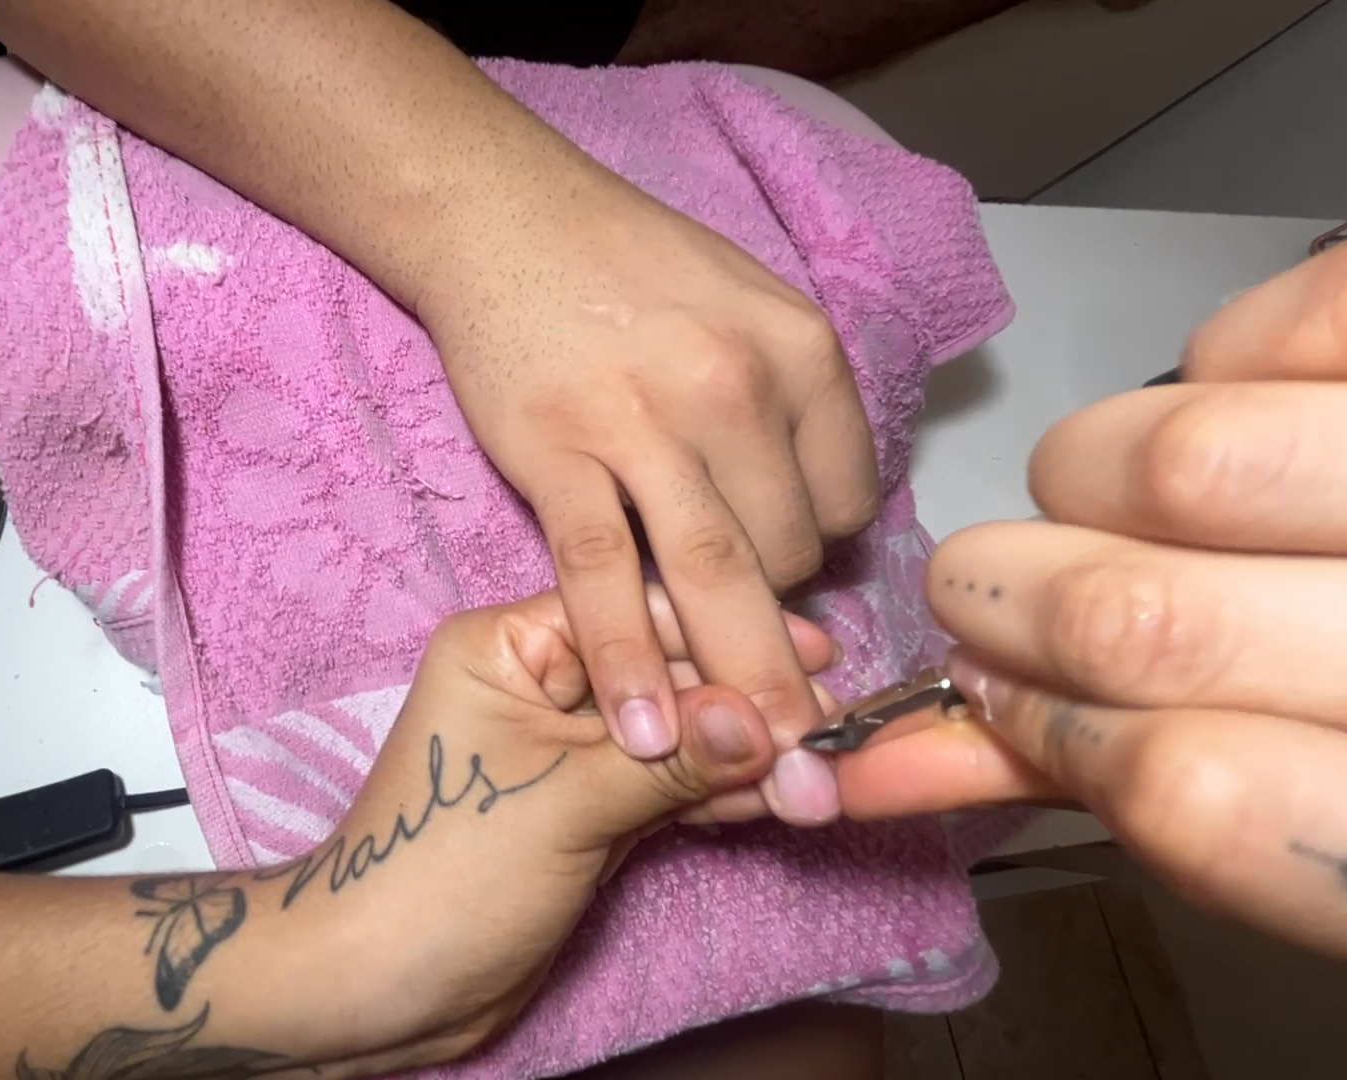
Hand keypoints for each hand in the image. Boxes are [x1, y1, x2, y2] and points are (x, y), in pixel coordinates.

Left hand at [281, 588, 840, 1067]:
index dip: (718, 634)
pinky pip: (663, 780)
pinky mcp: (587, 798)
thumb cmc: (448, 869)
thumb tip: (770, 715)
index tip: (815, 657)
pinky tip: (778, 796)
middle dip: (740, 704)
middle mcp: (538, 678)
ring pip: (670, 730)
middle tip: (829, 729)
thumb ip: (671, 758)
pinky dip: (716, 790)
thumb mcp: (563, 802)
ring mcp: (566, 741)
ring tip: (822, 769)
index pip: (626, 614)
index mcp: (507, 644)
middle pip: (657, 672)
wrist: (387, 980)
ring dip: (741, 753)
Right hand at [417, 179, 874, 825]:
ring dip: (728, 679)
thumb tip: (792, 503)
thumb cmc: (621, 263)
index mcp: (800, 351)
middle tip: (813, 758)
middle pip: (785, 555)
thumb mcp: (742, 300)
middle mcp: (736, 390)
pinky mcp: (558, 456)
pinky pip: (603, 573)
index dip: (812, 569)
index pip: (842, 502)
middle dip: (794, 662)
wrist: (504, 222)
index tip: (772, 600)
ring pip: (707, 577)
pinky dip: (626, 657)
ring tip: (742, 765)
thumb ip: (784, 399)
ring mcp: (643, 426)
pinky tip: (639, 729)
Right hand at [835, 239, 1346, 964]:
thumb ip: (1070, 778)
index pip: (1188, 790)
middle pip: (1134, 624)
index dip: (1047, 731)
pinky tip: (1254, 409)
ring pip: (1173, 465)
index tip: (1008, 695)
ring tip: (1136, 506)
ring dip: (1088, 482)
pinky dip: (1220, 361)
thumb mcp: (1257, 804)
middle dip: (1008, 604)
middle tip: (1010, 595)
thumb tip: (874, 766)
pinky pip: (1274, 329)